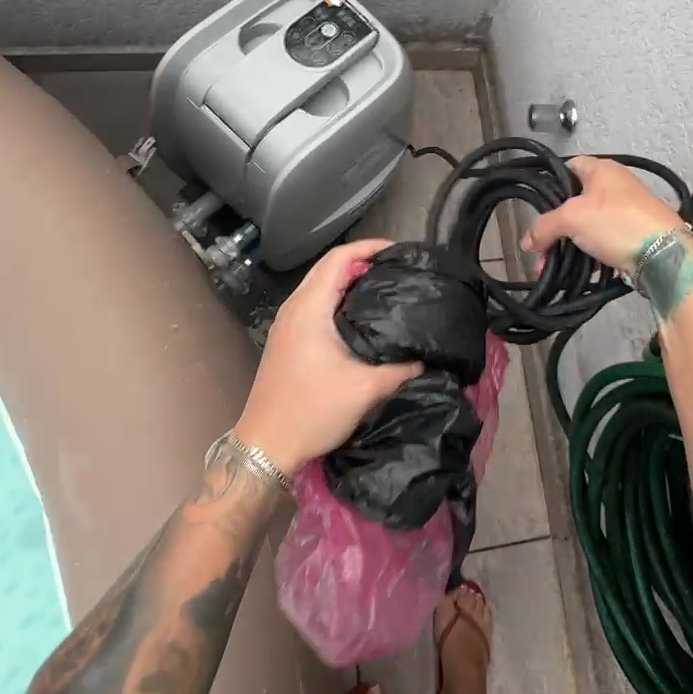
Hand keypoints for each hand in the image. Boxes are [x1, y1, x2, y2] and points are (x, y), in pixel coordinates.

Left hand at [235, 239, 423, 472]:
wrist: (264, 446)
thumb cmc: (311, 411)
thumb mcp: (365, 390)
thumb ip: (401, 369)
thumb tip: (427, 356)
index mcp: (309, 309)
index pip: (339, 258)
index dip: (368, 247)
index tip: (398, 251)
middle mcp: (295, 308)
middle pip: (328, 267)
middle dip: (362, 260)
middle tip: (396, 268)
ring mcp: (287, 324)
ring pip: (320, 286)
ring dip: (349, 280)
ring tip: (384, 287)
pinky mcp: (287, 340)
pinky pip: (315, 304)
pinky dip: (338, 298)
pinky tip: (362, 317)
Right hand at [521, 156, 686, 271]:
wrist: (663, 254)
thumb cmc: (618, 222)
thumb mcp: (572, 218)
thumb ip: (544, 226)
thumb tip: (528, 241)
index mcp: (602, 169)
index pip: (568, 167)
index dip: (551, 184)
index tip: (538, 207)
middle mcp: (615, 185)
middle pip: (575, 202)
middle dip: (555, 227)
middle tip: (541, 248)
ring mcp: (626, 211)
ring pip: (588, 226)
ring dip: (570, 246)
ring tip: (553, 267)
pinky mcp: (633, 235)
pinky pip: (603, 243)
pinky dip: (589, 255)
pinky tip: (579, 271)